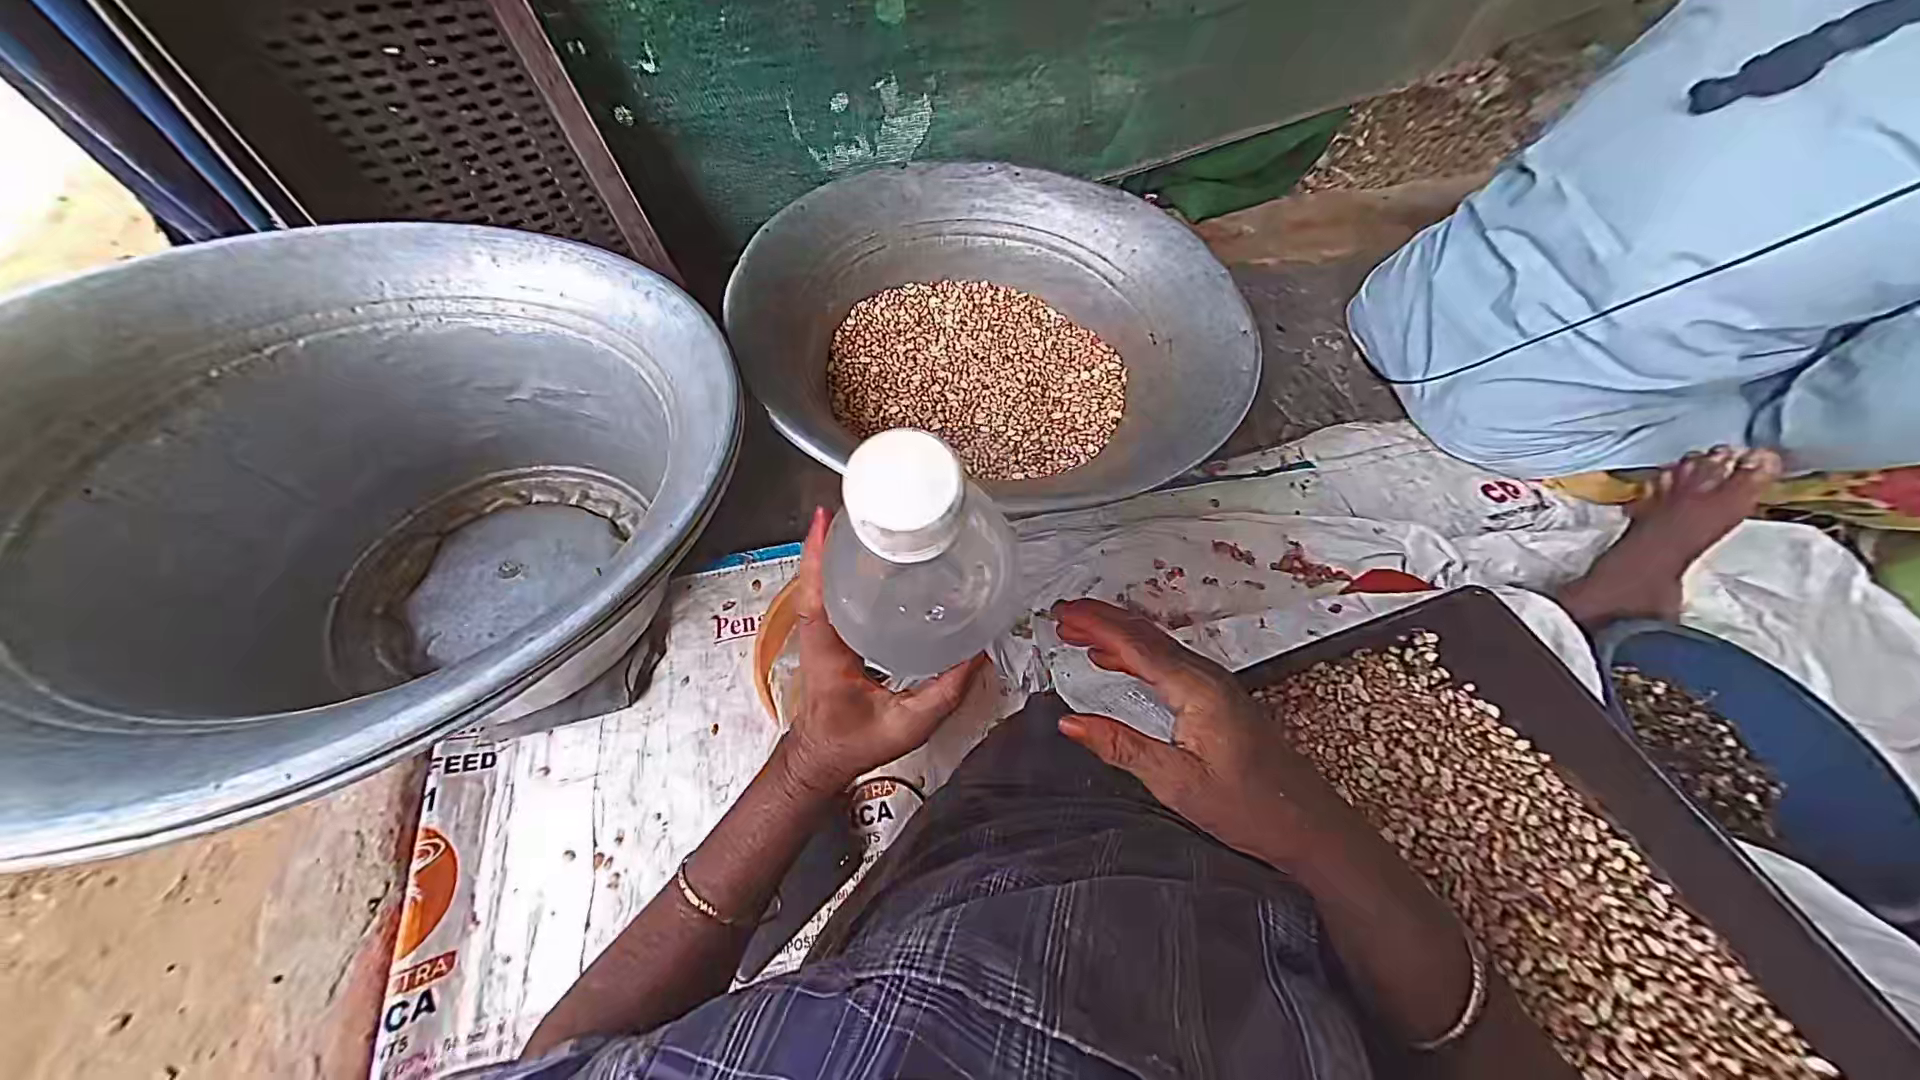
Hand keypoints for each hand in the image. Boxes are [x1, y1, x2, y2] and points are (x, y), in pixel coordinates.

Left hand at [776, 507, 985, 795]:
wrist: (823, 757)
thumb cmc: (852, 744)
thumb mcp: (907, 725)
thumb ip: (945, 692)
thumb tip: (976, 656)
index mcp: (828, 652)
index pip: (815, 595)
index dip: (817, 555)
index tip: (824, 520)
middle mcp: (818, 635)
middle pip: (816, 576)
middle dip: (831, 538)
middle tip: (856, 507)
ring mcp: (820, 633)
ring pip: (820, 581)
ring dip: (833, 549)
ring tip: (860, 521)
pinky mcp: (829, 634)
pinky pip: (829, 592)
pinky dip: (838, 567)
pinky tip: (864, 557)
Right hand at [1050, 598, 1357, 866]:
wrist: (1308, 825)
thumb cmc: (1252, 807)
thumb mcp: (1176, 783)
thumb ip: (1120, 746)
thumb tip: (1072, 723)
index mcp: (1197, 690)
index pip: (1135, 646)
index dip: (1096, 625)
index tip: (1065, 613)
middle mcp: (1206, 677)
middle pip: (1144, 634)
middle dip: (1100, 619)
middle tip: (1063, 615)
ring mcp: (1213, 684)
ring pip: (1154, 644)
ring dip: (1114, 633)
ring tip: (1078, 631)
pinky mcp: (1215, 696)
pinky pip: (1165, 660)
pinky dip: (1133, 653)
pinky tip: (1115, 661)